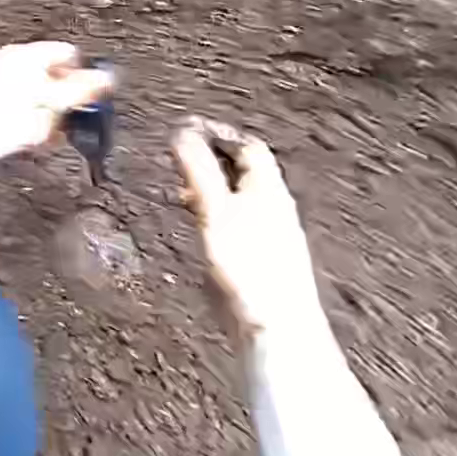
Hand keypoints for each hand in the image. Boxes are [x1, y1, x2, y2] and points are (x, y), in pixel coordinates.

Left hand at [0, 42, 114, 160]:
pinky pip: (17, 102)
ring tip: (46, 133)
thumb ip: (79, 91)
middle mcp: (8, 60)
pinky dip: (27, 116)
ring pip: (35, 91)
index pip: (66, 54)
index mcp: (24, 55)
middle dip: (63, 97)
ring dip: (46, 110)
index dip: (82, 75)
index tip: (90, 98)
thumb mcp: (49, 107)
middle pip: (51, 73)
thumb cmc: (1, 123)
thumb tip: (105, 79)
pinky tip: (28, 137)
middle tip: (68, 120)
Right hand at [172, 116, 326, 339]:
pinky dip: (213, 207)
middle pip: (243, 167)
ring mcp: (269, 230)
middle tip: (178, 155)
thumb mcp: (214, 208)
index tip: (186, 127)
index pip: (247, 145)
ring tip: (181, 188)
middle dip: (210, 156)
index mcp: (268, 188)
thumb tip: (180, 131)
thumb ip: (197, 168)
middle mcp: (273, 204)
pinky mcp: (260, 254)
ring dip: (209, 183)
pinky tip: (197, 222)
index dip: (218, 131)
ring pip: (238, 192)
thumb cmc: (249, 265)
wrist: (278, 327)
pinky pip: (235, 216)